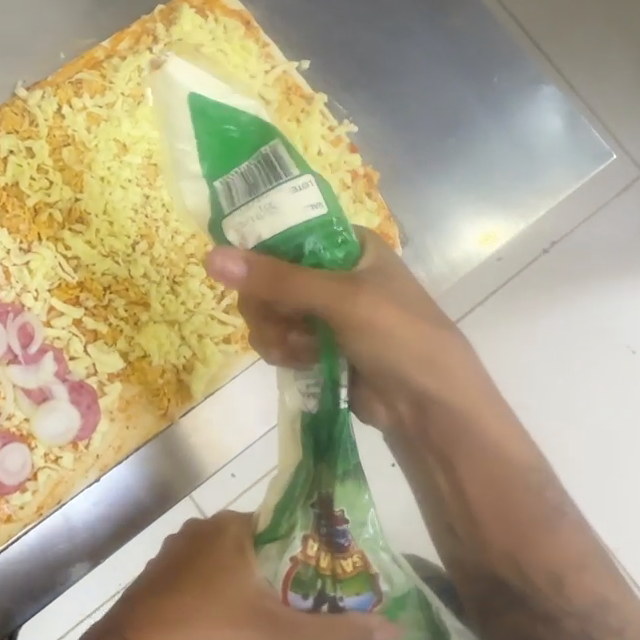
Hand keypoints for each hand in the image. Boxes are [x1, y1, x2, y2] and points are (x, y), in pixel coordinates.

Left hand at [85, 511, 399, 639]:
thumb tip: (393, 629)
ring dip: (259, 585)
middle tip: (322, 606)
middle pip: (261, 545)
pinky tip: (240, 623)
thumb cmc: (207, 629)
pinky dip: (229, 593)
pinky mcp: (164, 574)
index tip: (342, 578)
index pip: (287, 525)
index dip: (317, 551)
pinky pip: (208, 576)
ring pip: (233, 562)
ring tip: (287, 618)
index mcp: (232, 527)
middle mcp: (204, 529)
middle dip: (290, 573)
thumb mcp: (279, 635)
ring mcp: (178, 551)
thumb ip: (337, 633)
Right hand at [204, 229, 496, 433]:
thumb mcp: (340, 298)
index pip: (284, 233)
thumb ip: (275, 278)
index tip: (251, 277)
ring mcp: (322, 311)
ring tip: (300, 348)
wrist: (429, 406)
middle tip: (284, 319)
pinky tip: (299, 361)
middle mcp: (332, 272)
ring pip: (265, 310)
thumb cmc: (399, 336)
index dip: (259, 253)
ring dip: (274, 331)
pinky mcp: (314, 344)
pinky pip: (274, 337)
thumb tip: (210, 257)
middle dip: (267, 304)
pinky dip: (280, 350)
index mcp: (348, 246)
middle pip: (265, 276)